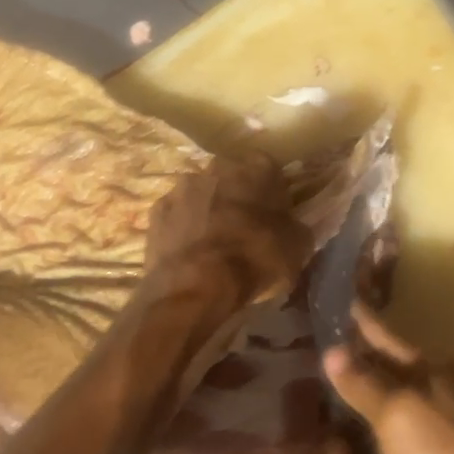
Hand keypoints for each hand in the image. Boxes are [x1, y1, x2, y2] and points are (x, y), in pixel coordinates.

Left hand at [141, 153, 311, 314]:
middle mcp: (218, 166)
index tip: (274, 214)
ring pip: (201, 194)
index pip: (269, 169)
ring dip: (207, 210)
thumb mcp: (296, 247)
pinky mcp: (156, 211)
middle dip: (237, 196)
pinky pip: (176, 215)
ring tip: (213, 243)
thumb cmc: (254, 259)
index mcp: (256, 166)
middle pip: (232, 177)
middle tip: (244, 227)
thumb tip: (294, 225)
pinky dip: (182, 228)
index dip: (272, 192)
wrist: (195, 287)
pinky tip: (190, 252)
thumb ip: (296, 227)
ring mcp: (182, 187)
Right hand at [324, 304, 453, 453]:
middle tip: (327, 437)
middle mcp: (433, 410)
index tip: (342, 302)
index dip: (364, 325)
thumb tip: (334, 349)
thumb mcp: (400, 414)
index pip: (388, 340)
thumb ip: (364, 384)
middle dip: (345, 420)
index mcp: (435, 376)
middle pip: (375, 402)